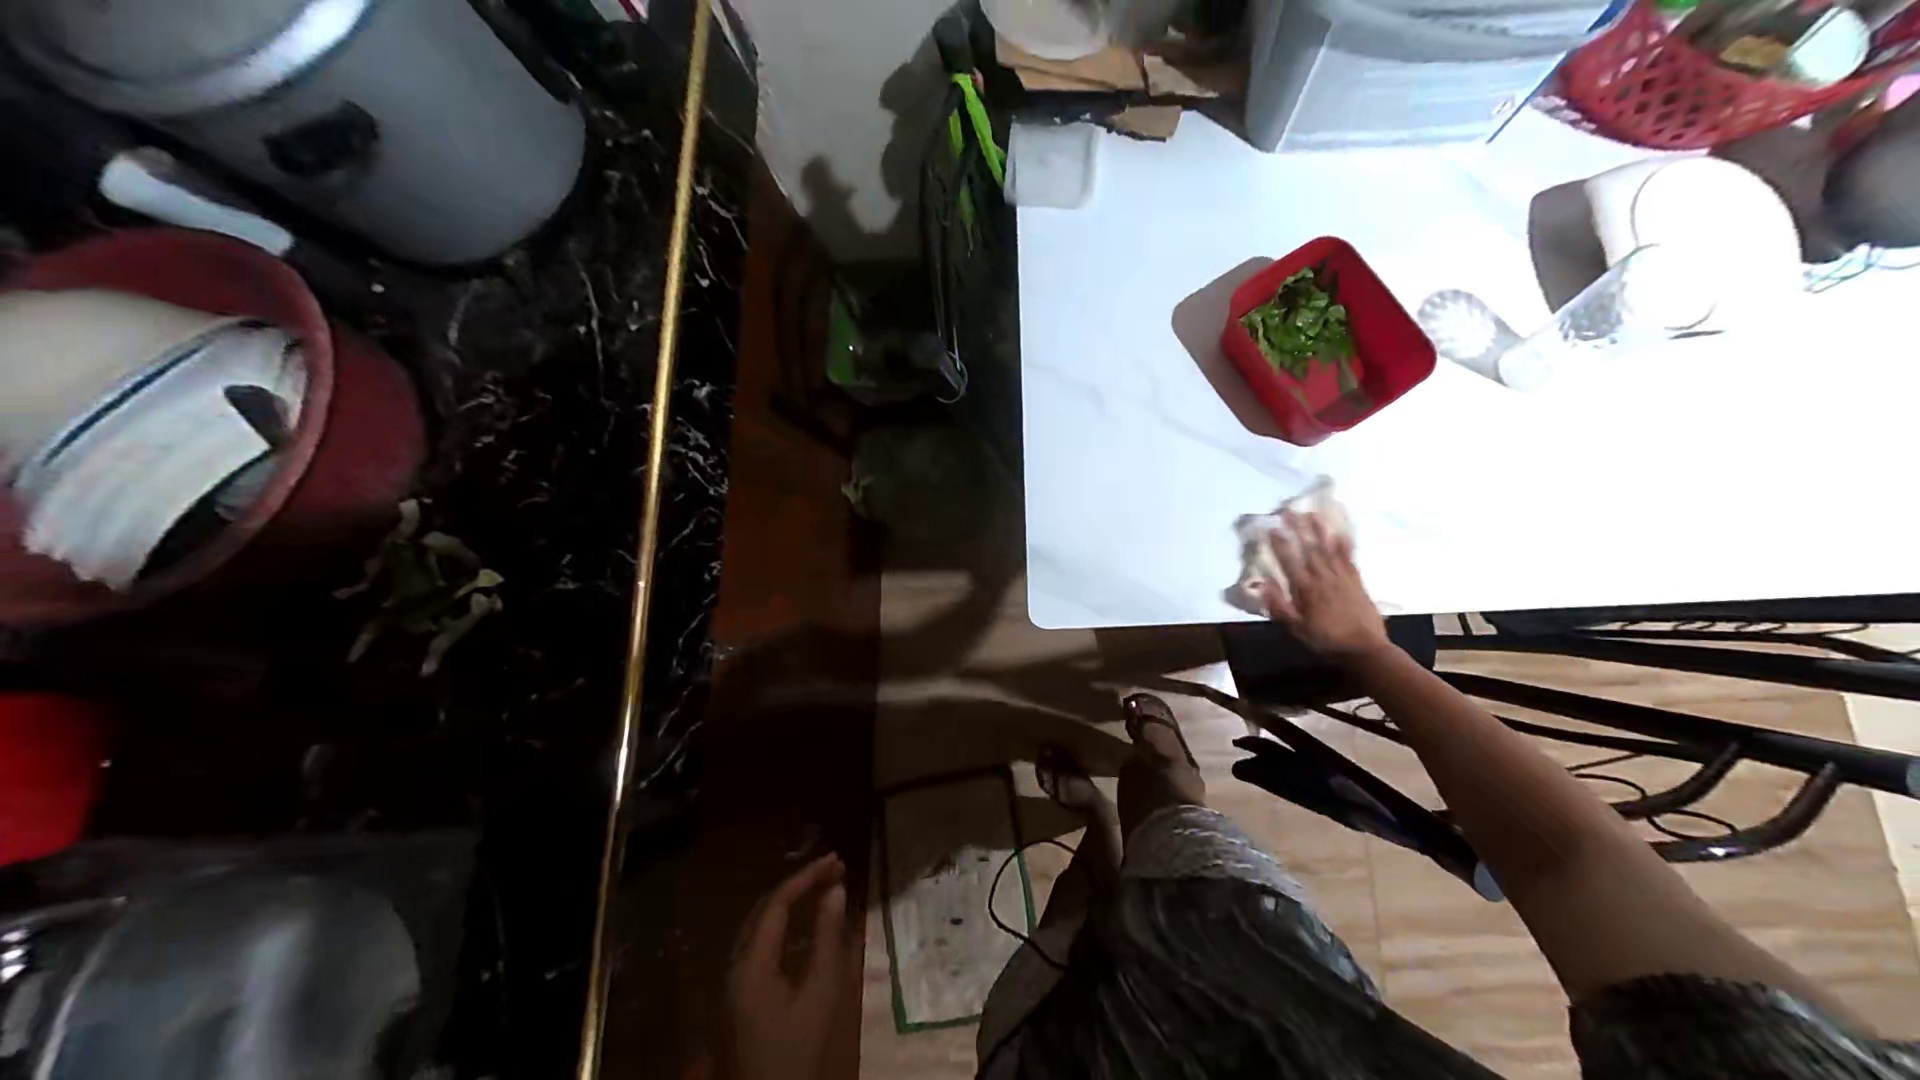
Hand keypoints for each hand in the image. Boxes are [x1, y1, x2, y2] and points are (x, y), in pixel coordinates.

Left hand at [721, 853, 848, 1079]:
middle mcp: (733, 966)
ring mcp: (730, 984)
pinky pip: (756, 944)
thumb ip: (827, 939)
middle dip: (798, 884)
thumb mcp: (820, 996)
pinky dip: (780, 925)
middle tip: (834, 869)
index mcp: (750, 963)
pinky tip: (801, 926)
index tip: (837, 861)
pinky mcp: (735, 998)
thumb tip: (836, 891)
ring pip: (757, 926)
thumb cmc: (796, 1055)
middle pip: (764, 910)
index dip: (807, 876)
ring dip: (788, 902)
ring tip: (821, 887)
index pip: (777, 903)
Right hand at [1253, 508, 1390, 662]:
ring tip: (1312, 514)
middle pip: (1309, 549)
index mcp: (1306, 589)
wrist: (1365, 649)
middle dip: (1299, 528)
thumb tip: (1263, 583)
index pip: (1290, 561)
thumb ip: (1279, 606)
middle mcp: (1324, 578)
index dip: (1280, 544)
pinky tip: (1340, 533)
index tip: (1272, 527)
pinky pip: (1349, 559)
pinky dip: (1344, 545)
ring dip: (1320, 530)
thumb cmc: (1326, 640)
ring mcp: (1342, 578)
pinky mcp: (1356, 581)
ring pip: (1329, 549)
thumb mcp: (1296, 628)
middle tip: (1289, 510)